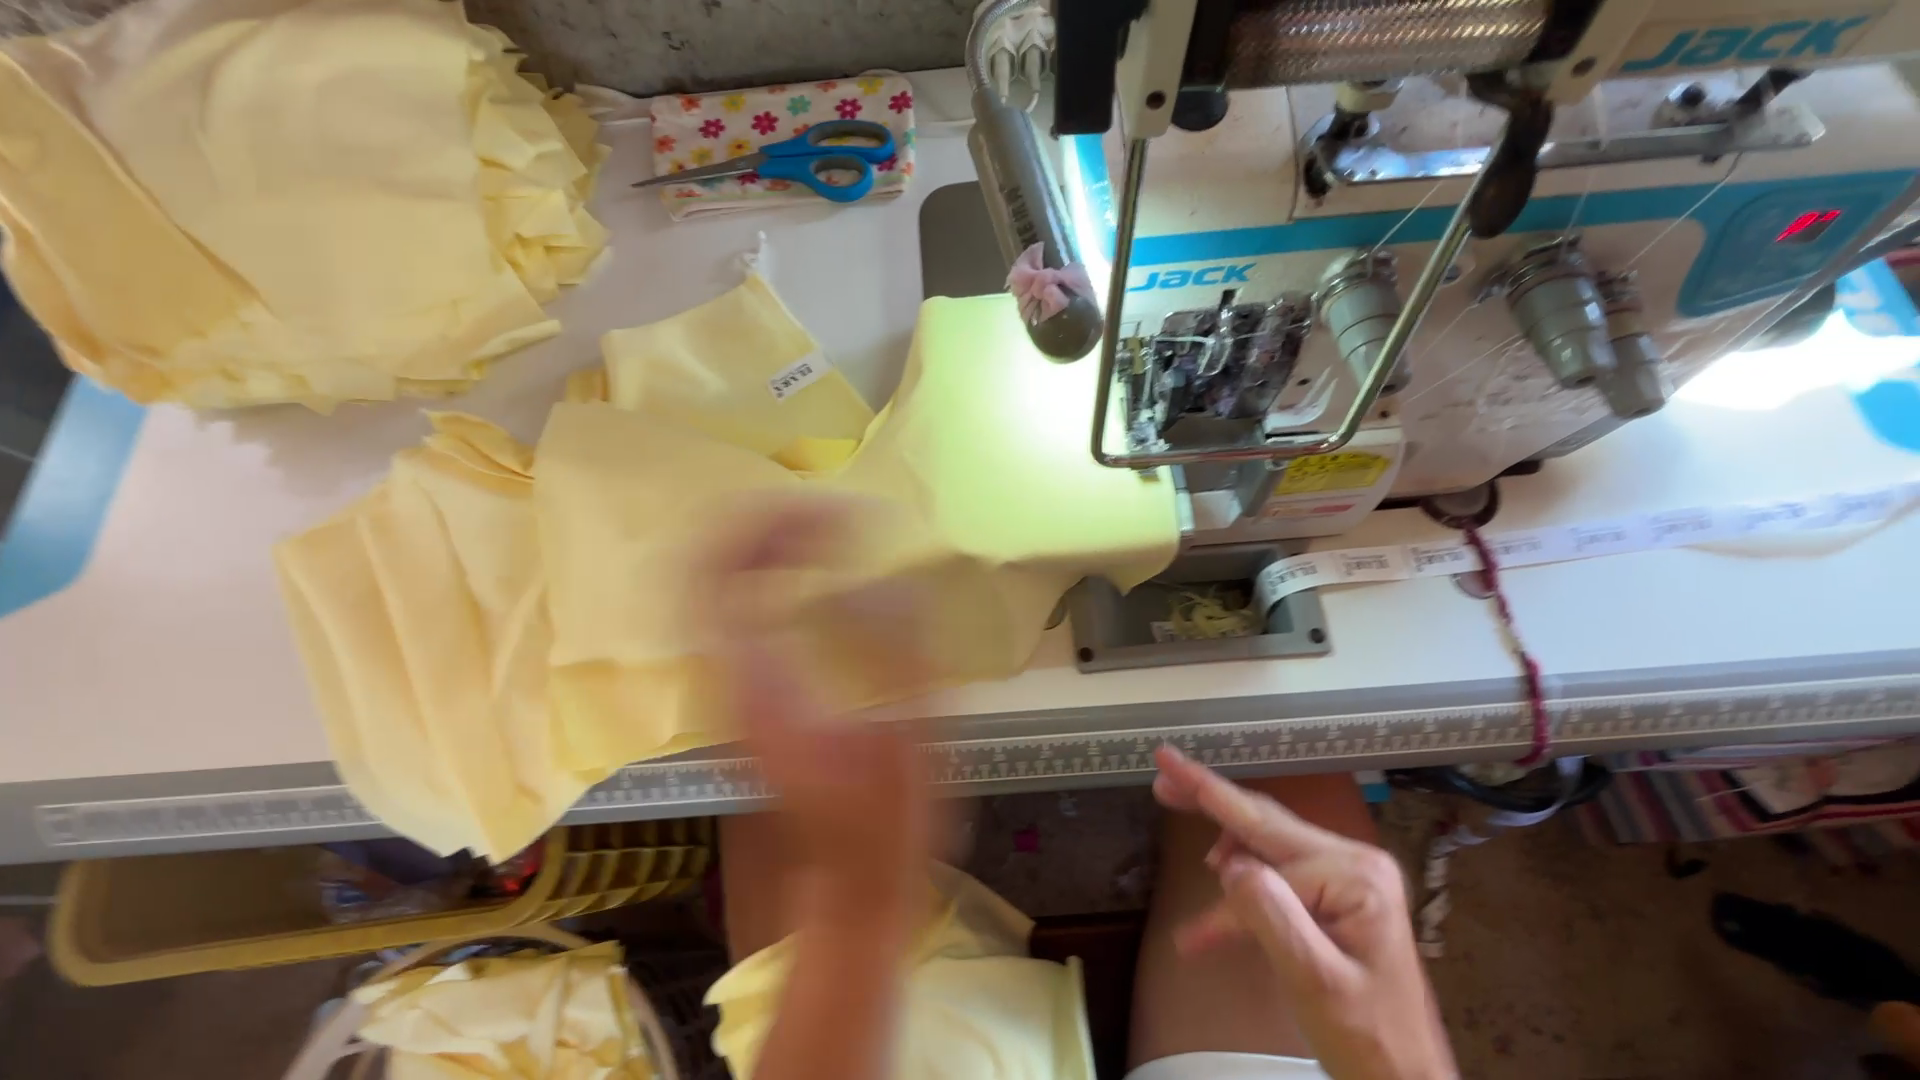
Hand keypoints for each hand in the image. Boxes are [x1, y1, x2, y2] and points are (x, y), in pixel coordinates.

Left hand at [706, 502, 930, 917]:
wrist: (839, 889)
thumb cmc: (877, 827)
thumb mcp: (904, 740)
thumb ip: (895, 656)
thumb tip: (885, 580)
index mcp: (757, 683)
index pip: (719, 571)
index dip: (766, 522)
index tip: (830, 509)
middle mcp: (725, 678)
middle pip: (707, 566)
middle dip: (766, 522)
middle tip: (832, 514)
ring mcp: (726, 687)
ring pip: (715, 585)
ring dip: (767, 545)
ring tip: (828, 532)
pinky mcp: (741, 697)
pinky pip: (734, 610)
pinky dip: (768, 575)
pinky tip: (814, 577)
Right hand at [1153, 746, 1456, 1079]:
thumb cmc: (1365, 1039)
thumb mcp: (1314, 982)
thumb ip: (1272, 917)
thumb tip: (1230, 867)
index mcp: (1353, 875)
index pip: (1264, 852)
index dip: (1212, 834)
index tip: (1164, 774)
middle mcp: (1354, 861)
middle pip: (1266, 820)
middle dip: (1211, 796)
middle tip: (1164, 771)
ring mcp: (1350, 877)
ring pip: (1269, 840)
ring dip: (1225, 837)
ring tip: (1184, 823)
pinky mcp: (1341, 896)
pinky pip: (1280, 870)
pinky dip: (1242, 878)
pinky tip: (1216, 890)